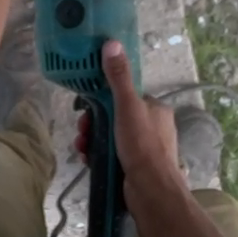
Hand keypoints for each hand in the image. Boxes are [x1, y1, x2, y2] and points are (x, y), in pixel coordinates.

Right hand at [89, 39, 185, 198]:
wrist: (151, 193)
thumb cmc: (142, 145)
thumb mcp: (128, 106)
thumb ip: (118, 77)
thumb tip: (111, 43)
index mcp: (156, 109)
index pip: (126, 96)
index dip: (104, 99)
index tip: (87, 107)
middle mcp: (154, 127)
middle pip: (116, 117)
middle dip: (94, 123)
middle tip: (82, 130)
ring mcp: (146, 150)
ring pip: (113, 137)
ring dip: (93, 139)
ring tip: (81, 147)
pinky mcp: (137, 168)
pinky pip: (114, 155)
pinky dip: (99, 155)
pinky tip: (88, 159)